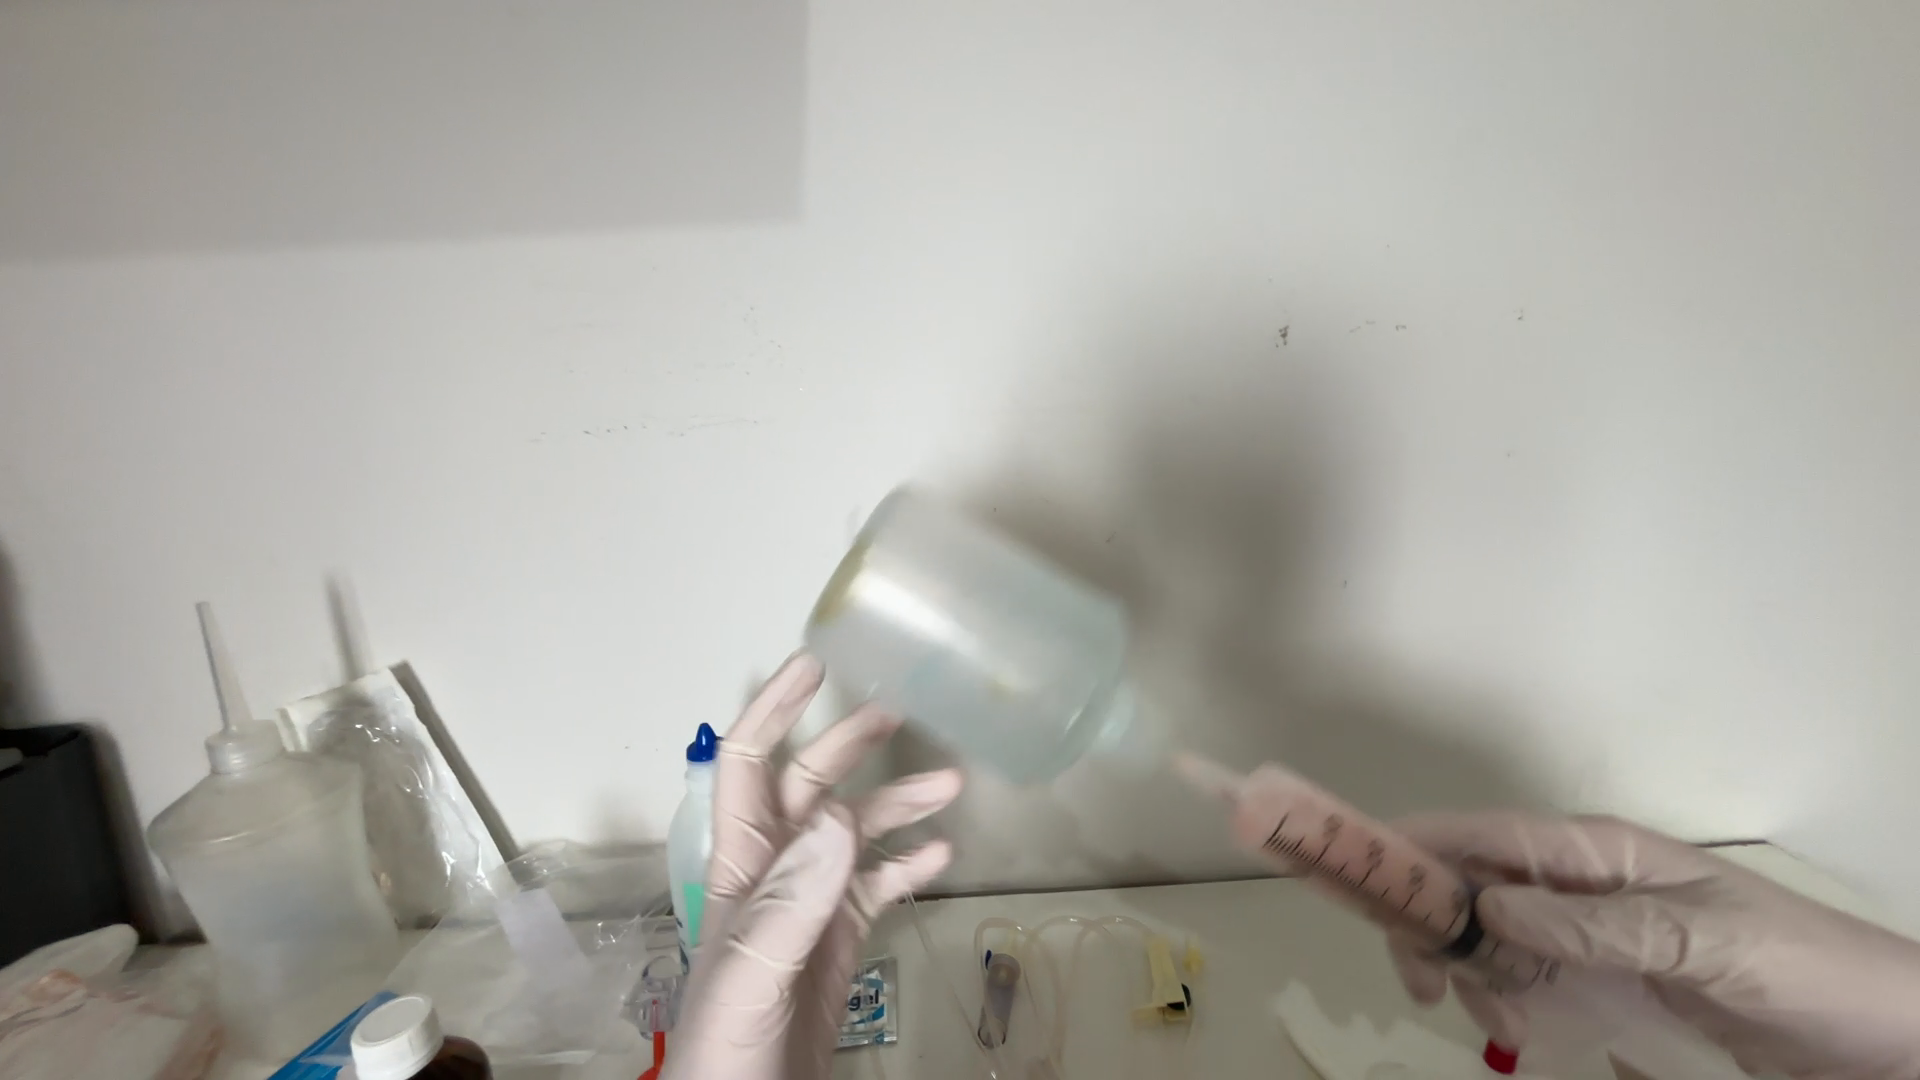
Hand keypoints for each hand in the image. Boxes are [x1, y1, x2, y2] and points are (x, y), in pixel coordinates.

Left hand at [662, 654, 963, 1079]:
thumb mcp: (751, 971)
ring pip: (857, 832)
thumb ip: (792, 897)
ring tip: (950, 787)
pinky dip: (908, 864)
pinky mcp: (841, 938)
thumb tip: (840, 819)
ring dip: (899, 804)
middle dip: (849, 744)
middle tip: (897, 711)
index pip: (749, 765)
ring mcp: (812, 903)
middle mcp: (780, 869)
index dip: (774, 710)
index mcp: (744, 863)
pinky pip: (879, 885)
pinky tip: (940, 854)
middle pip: (812, 785)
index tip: (811, 665)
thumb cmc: (729, 1047)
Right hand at [1387, 813, 1919, 1079]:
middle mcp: (1572, 880)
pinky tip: (1518, 1032)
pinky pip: (1524, 977)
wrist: (1903, 1045)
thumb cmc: (1810, 971)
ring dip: (1470, 972)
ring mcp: (1583, 929)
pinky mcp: (1598, 976)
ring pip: (1486, 933)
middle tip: (1423, 982)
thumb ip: (1597, 924)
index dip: (1415, 844)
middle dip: (1434, 923)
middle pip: (1468, 883)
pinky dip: (1504, 1001)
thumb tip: (1488, 909)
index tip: (1362, 875)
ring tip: (1492, 1026)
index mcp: (1592, 850)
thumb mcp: (1707, 942)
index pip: (1481, 833)